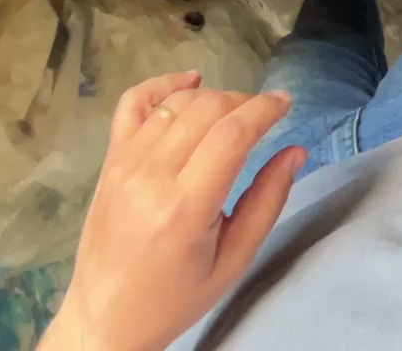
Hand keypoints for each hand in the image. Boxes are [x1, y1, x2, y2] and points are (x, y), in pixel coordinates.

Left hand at [41, 73, 303, 350]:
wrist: (105, 319)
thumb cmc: (176, 297)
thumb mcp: (233, 262)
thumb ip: (267, 202)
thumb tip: (295, 151)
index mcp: (186, 208)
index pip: (232, 133)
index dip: (264, 109)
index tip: (285, 102)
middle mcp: (152, 175)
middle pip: (208, 109)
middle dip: (244, 102)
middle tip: (262, 116)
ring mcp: (125, 163)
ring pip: (179, 102)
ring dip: (213, 97)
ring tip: (232, 113)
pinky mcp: (110, 158)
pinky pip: (134, 101)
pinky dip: (164, 83)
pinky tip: (189, 82)